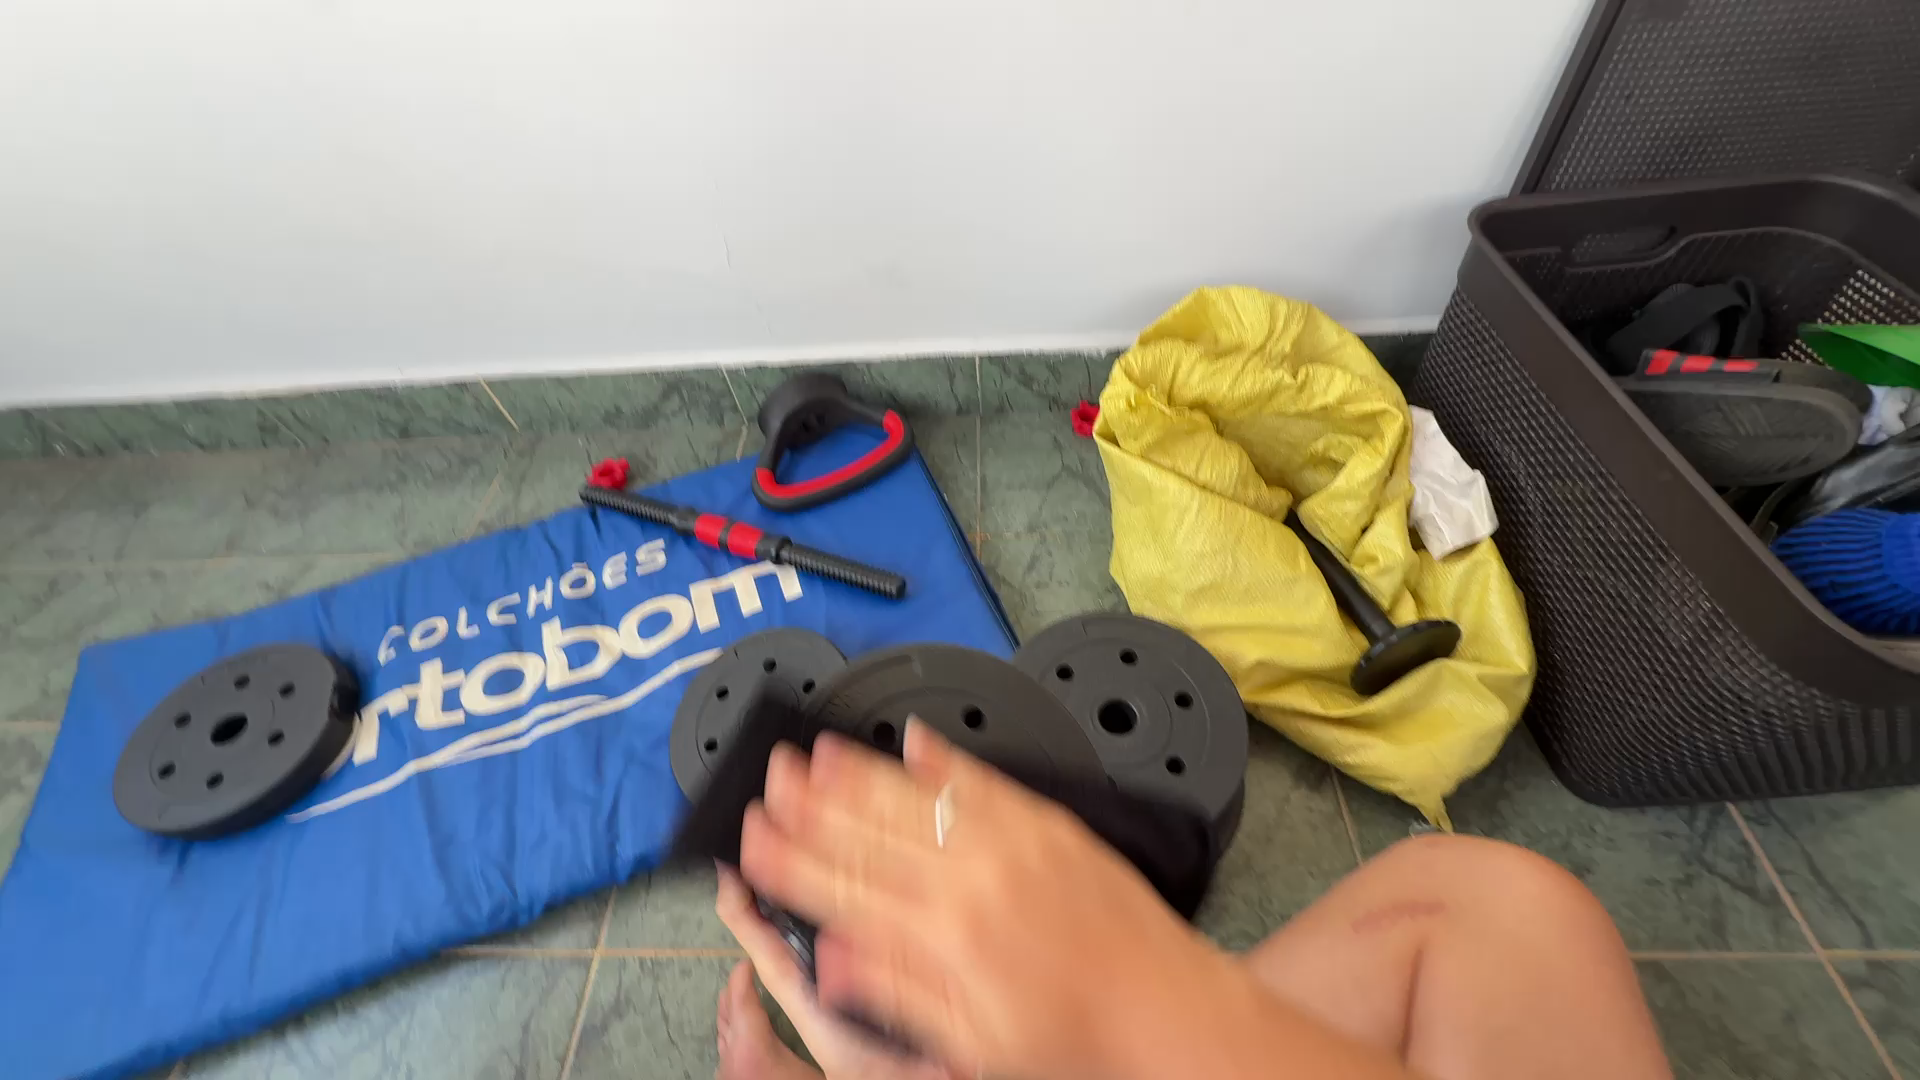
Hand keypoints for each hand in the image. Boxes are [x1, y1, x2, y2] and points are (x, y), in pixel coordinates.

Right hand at [738, 719, 1240, 1078]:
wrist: (1161, 1004)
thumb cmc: (1074, 1035)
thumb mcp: (972, 1041)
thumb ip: (898, 988)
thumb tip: (832, 957)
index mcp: (946, 941)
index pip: (847, 889)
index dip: (794, 860)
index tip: (757, 837)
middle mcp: (971, 880)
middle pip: (871, 832)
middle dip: (813, 804)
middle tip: (773, 776)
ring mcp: (1009, 840)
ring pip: (915, 799)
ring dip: (861, 773)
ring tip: (817, 750)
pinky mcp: (1042, 819)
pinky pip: (979, 779)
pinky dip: (940, 757)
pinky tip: (910, 737)